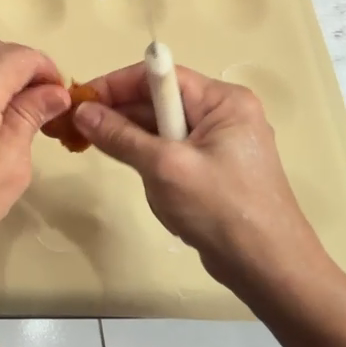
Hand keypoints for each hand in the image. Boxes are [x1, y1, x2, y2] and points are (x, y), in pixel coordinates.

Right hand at [67, 62, 324, 287]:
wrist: (269, 270)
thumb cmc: (221, 209)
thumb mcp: (164, 167)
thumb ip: (120, 136)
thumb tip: (81, 112)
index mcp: (223, 102)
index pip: (159, 76)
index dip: (116, 84)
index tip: (79, 101)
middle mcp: (223, 114)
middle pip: (157, 99)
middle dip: (117, 112)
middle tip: (76, 127)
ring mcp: (218, 142)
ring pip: (159, 125)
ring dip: (128, 136)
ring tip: (91, 144)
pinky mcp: (211, 167)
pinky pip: (167, 148)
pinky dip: (143, 154)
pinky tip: (124, 165)